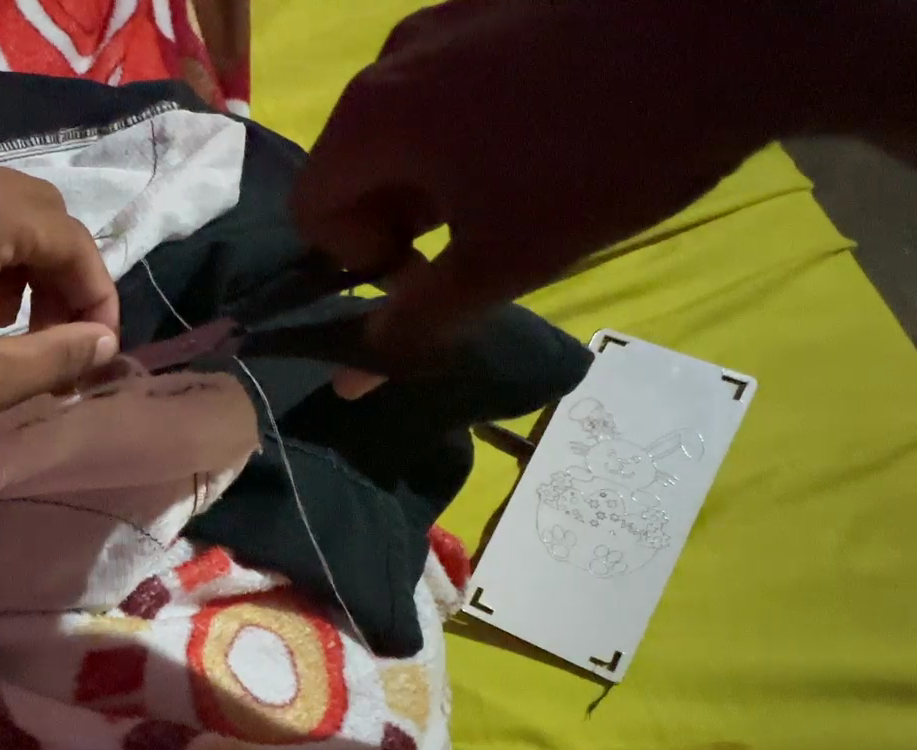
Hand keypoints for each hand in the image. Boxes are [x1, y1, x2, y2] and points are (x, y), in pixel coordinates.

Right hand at [292, 0, 794, 364]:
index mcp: (371, 119)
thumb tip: (349, 382)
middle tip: (467, 233)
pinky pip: (455, 74)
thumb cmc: (604, 156)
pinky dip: (474, 115)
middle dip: (395, 214)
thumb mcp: (502, 262)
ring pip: (406, 120)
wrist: (768, 18)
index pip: (311, 211)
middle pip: (354, 164)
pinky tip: (545, 122)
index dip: (354, 257)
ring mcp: (451, 12)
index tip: (422, 266)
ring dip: (434, 168)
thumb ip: (413, 323)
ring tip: (511, 179)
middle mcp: (391, 58)